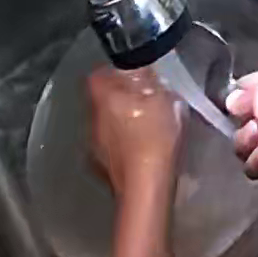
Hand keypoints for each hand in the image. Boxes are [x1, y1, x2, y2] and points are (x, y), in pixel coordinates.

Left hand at [86, 66, 182, 196]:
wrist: (145, 187)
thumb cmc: (155, 136)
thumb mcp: (165, 99)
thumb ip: (152, 81)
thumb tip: (143, 69)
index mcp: (105, 99)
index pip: (97, 75)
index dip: (112, 70)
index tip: (131, 71)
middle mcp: (92, 120)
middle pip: (101, 99)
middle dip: (119, 96)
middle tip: (143, 95)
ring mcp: (93, 146)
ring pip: (104, 122)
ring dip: (119, 118)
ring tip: (144, 121)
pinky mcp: (99, 166)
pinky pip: (109, 142)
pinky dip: (121, 140)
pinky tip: (139, 146)